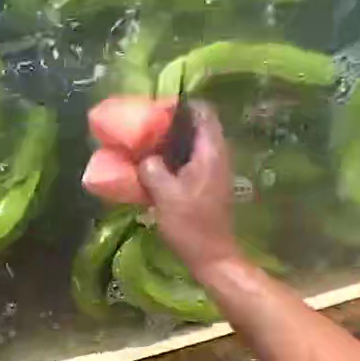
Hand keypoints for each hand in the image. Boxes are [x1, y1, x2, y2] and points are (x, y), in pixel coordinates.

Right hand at [138, 101, 242, 280]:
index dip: (181, 106)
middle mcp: (216, 155)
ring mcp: (212, 169)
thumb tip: (145, 157)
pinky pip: (188, 160)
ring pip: (190, 144)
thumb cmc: (191, 223)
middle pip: (195, 126)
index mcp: (210, 152)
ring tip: (143, 146)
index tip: (156, 109)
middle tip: (143, 127)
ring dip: (169, 143)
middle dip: (170, 124)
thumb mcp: (165, 195)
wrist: (211, 254)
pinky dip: (171, 158)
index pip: (202, 113)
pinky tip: (152, 168)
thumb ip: (152, 169)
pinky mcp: (206, 183)